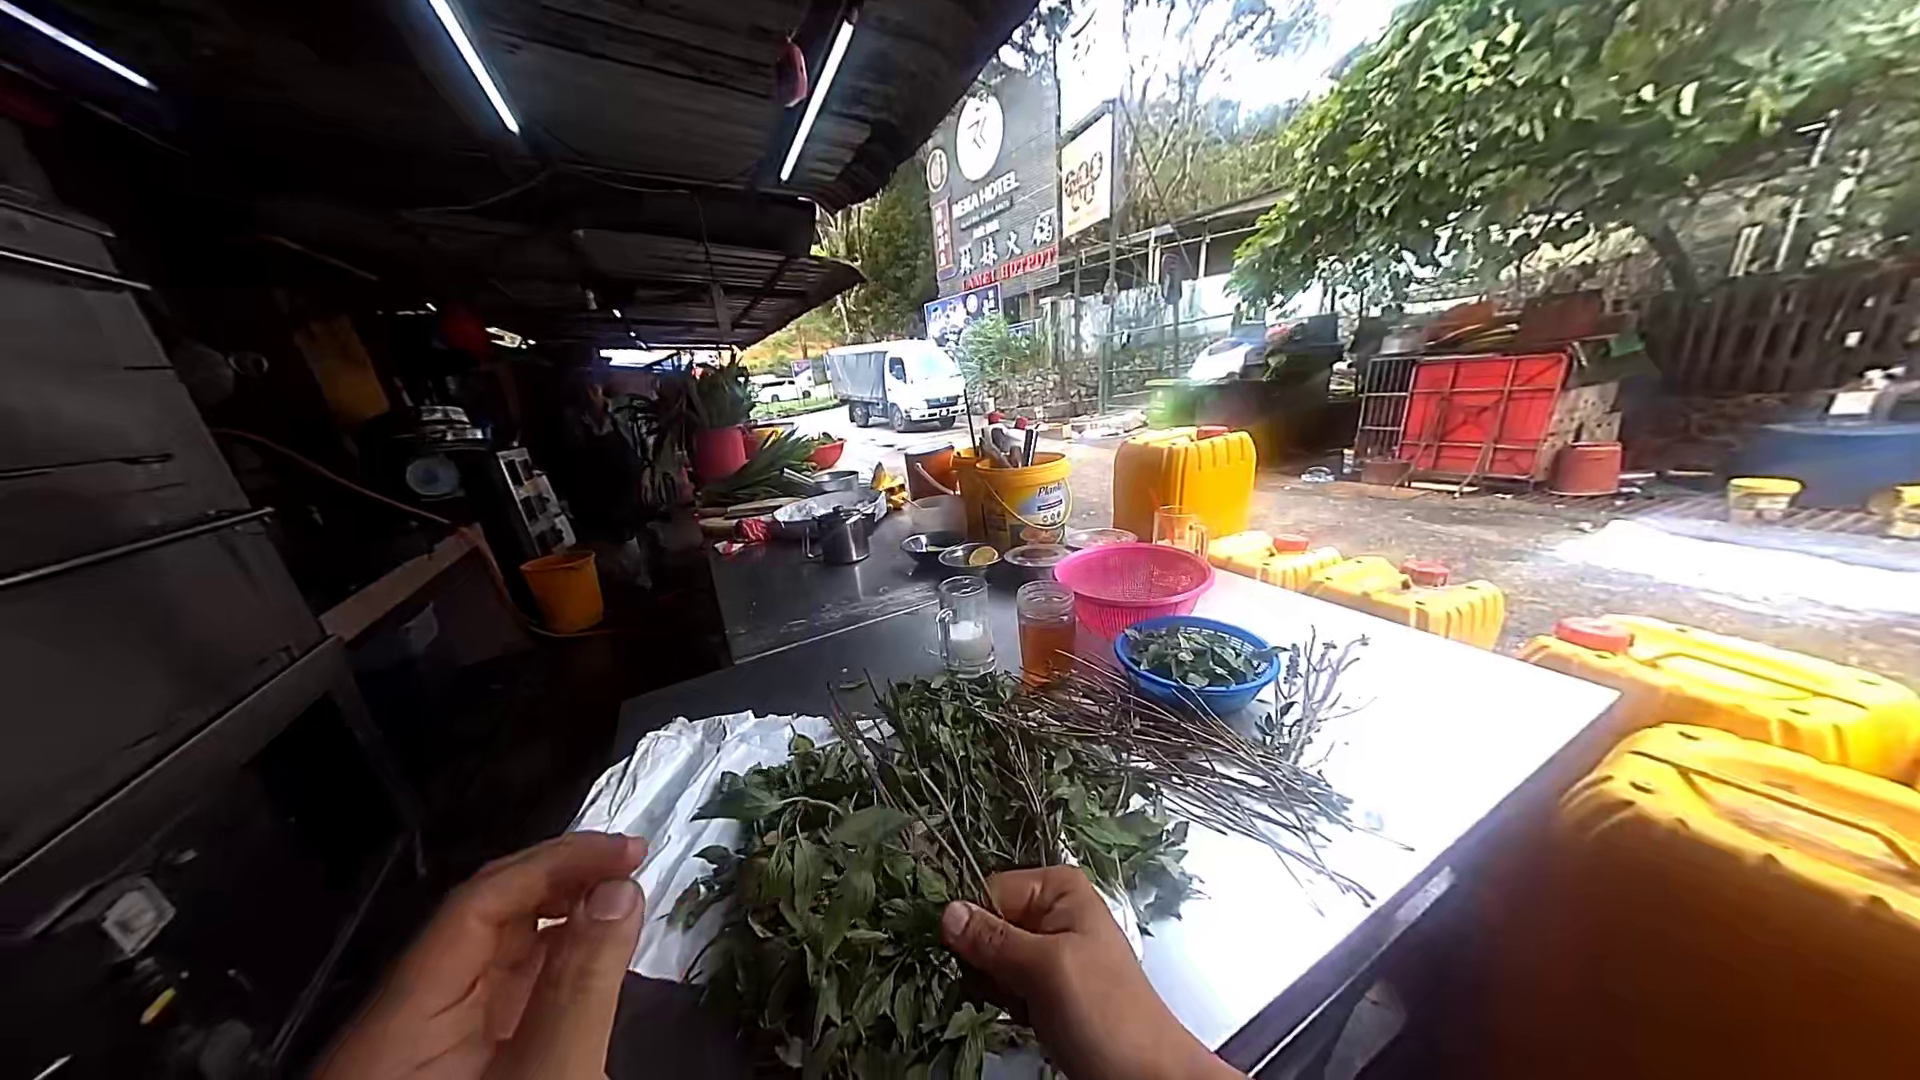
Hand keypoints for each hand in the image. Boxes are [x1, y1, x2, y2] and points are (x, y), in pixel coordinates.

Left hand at [313, 832, 647, 1079]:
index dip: (558, 860)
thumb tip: (621, 886)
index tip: (629, 850)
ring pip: (502, 944)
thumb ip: (583, 981)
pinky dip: (561, 950)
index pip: (479, 905)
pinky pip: (512, 980)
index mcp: (398, 1026)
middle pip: (486, 916)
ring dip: (567, 908)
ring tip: (624, 890)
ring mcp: (432, 1039)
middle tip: (634, 862)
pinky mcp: (461, 1056)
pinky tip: (599, 941)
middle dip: (565, 878)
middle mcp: (405, 1021)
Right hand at [941, 867, 1242, 1079]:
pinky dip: (1004, 1001)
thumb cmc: (1106, 1013)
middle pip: (988, 922)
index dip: (974, 924)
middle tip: (1005, 988)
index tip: (970, 960)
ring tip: (1019, 1006)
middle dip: (985, 959)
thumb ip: (994, 939)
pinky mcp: (1044, 984)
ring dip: (993, 985)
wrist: (1149, 1079)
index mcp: (1056, 887)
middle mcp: (1050, 909)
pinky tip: (1021, 1016)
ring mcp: (1048, 948)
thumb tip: (946, 912)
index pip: (989, 890)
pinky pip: (1004, 981)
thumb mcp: (1048, 968)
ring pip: (991, 956)